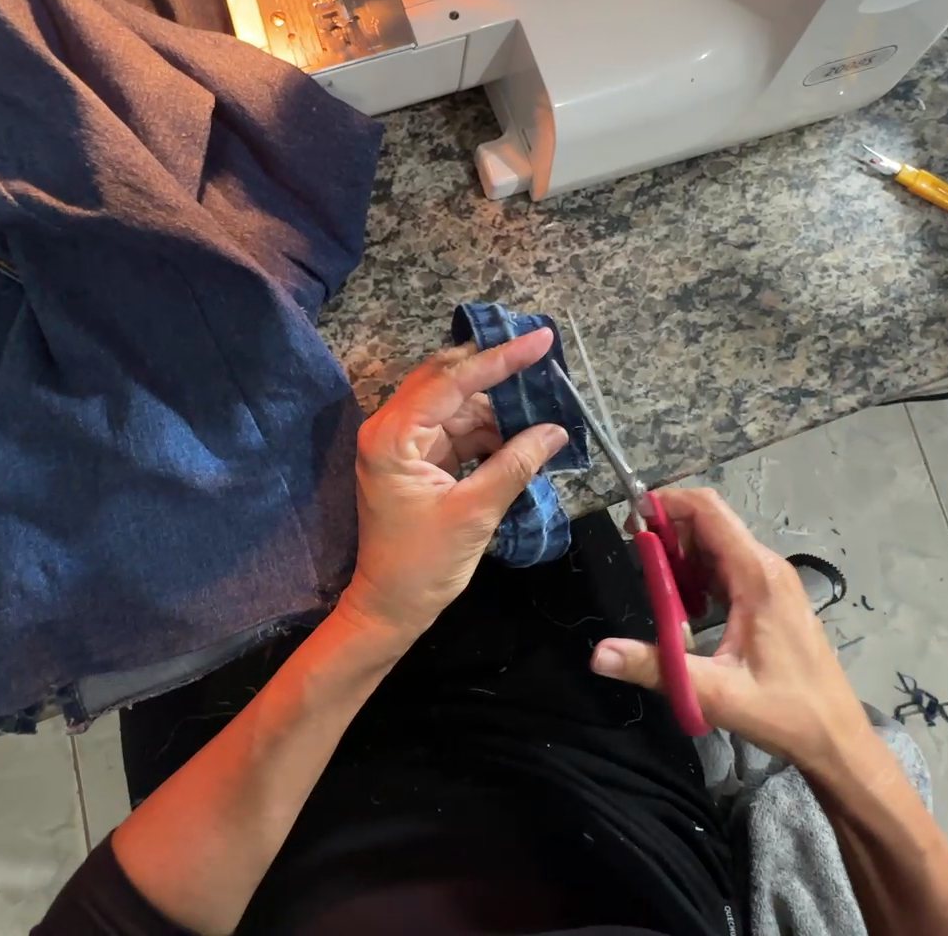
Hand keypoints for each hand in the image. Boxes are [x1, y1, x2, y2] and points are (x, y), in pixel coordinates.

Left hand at [344, 329, 569, 641]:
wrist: (390, 607)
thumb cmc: (424, 564)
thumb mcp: (475, 512)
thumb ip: (516, 463)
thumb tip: (556, 430)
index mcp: (392, 436)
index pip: (450, 381)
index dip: (499, 359)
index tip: (540, 340)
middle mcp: (390, 429)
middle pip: (447, 383)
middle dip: (496, 373)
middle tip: (542, 359)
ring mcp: (402, 444)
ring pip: (454, 406)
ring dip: (496, 406)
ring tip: (541, 402)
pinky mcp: (415, 460)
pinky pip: (455, 431)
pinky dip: (486, 431)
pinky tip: (520, 432)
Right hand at [590, 488, 873, 774]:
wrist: (837, 741)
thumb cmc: (784, 712)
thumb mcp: (713, 692)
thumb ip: (653, 667)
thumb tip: (597, 655)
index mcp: (757, 576)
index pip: (708, 510)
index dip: (666, 504)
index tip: (630, 524)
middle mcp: (766, 567)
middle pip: (708, 522)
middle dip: (667, 534)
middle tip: (639, 567)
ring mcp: (772, 580)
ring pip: (715, 543)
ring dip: (681, 557)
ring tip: (664, 596)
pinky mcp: (771, 595)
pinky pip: (726, 565)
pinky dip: (698, 574)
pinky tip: (690, 611)